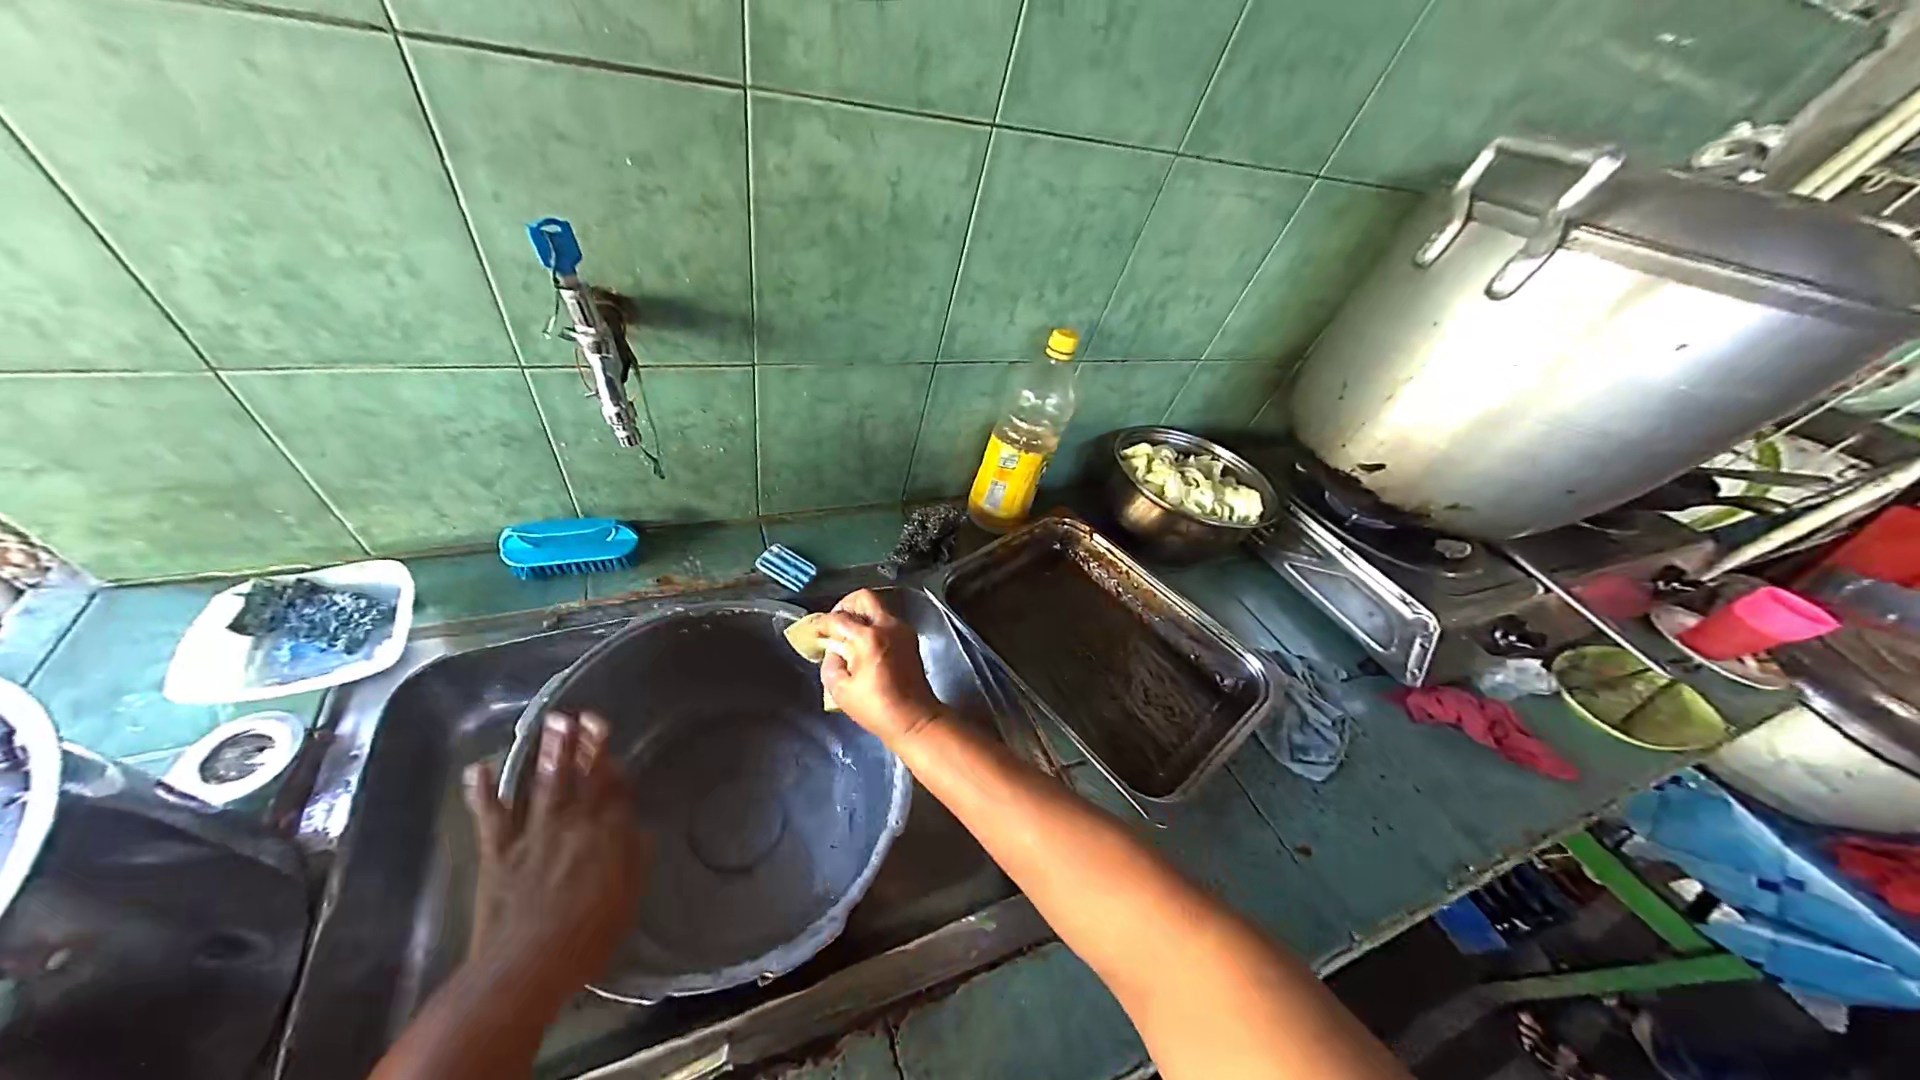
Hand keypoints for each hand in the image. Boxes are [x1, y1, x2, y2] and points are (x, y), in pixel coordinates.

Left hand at [462, 711, 650, 1003]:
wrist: (527, 966)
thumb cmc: (587, 936)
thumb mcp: (627, 898)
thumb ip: (634, 858)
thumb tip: (640, 829)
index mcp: (606, 834)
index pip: (613, 789)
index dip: (611, 762)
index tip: (609, 740)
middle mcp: (572, 824)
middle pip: (580, 776)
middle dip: (583, 744)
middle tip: (583, 716)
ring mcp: (532, 835)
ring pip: (543, 784)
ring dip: (547, 751)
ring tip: (551, 722)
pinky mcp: (497, 851)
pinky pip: (491, 816)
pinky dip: (483, 792)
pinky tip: (478, 768)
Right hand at [818, 589, 946, 744]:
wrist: (914, 719)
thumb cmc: (876, 708)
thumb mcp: (840, 690)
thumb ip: (830, 663)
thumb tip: (832, 650)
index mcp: (869, 638)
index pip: (839, 618)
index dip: (821, 623)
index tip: (814, 630)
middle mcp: (888, 626)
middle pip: (864, 597)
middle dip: (845, 605)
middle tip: (834, 623)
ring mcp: (902, 630)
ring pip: (878, 607)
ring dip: (860, 615)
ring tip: (847, 635)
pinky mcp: (910, 638)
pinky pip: (887, 620)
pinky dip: (873, 625)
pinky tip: (863, 644)